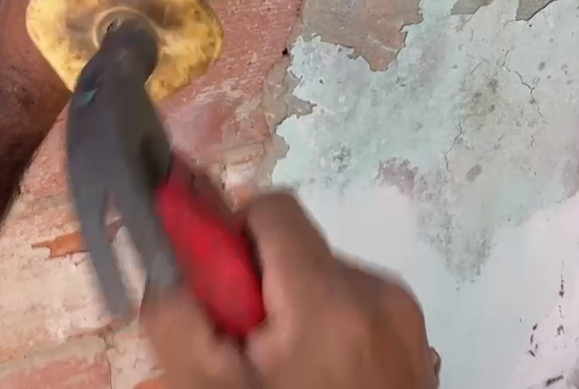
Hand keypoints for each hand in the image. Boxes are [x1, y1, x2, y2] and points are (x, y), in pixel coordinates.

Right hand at [144, 193, 437, 388]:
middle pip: (293, 248)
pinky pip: (350, 306)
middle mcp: (375, 291)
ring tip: (281, 376)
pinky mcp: (412, 339)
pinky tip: (313, 381)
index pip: (271, 208)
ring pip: (319, 278)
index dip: (231, 238)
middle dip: (256, 287)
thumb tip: (166, 260)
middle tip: (241, 352)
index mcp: (329, 298)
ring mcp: (402, 316)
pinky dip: (321, 330)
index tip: (216, 292)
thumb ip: (177, 316)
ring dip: (289, 312)